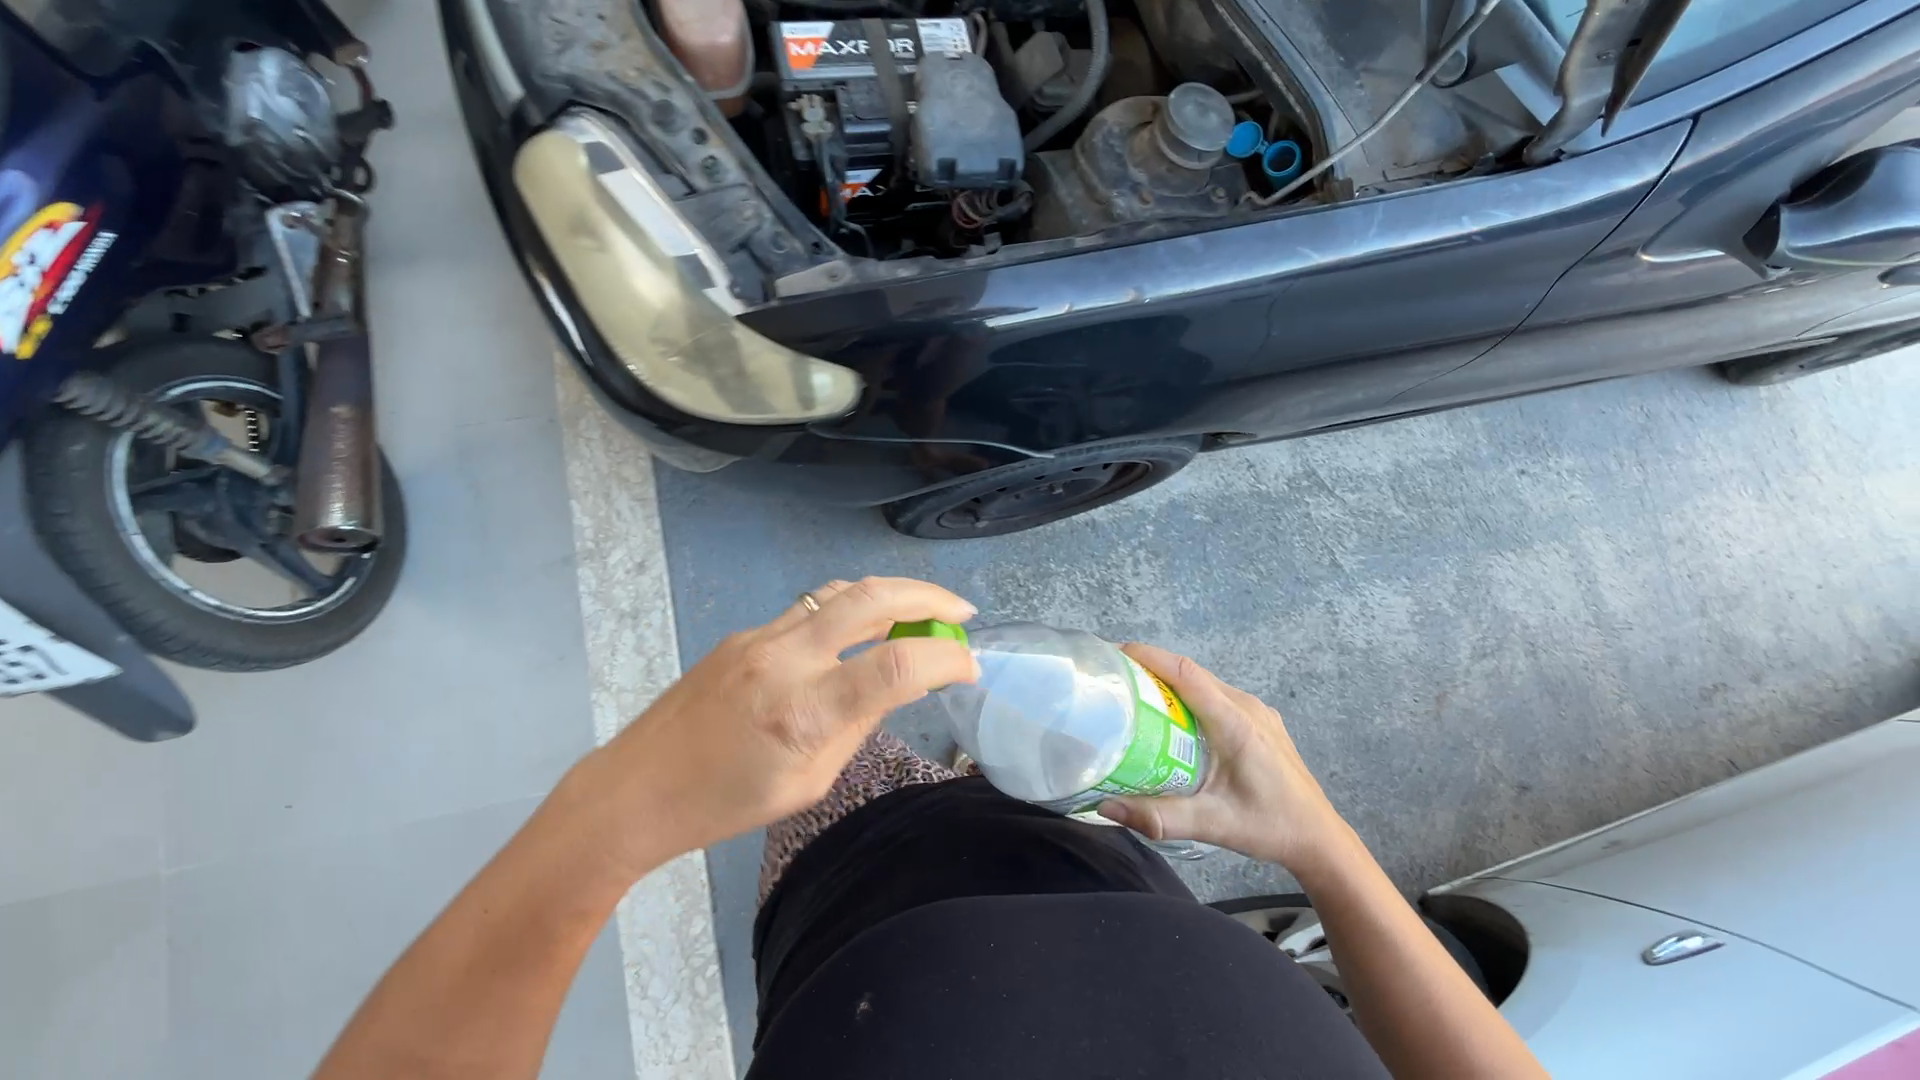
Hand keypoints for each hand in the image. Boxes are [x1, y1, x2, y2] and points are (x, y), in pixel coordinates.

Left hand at [573, 577, 978, 870]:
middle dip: (929, 595)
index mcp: (803, 713)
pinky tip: (860, 631)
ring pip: (841, 593)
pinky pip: (810, 609)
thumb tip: (899, 686)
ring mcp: (760, 638)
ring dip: (891, 593)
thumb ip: (857, 725)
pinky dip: (850, 610)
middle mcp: (784, 660)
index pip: (895, 667)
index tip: (968, 665)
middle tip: (961, 611)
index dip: (944, 659)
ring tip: (921, 609)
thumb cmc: (723, 806)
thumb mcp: (807, 782)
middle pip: (872, 598)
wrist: (636, 788)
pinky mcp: (744, 634)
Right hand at [1098, 644, 1352, 871]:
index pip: (1187, 674)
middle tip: (1112, 677)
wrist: (1319, 838)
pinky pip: (1216, 696)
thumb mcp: (1213, 825)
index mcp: (1236, 723)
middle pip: (1192, 673)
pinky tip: (1169, 716)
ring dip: (1168, 681)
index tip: (1114, 654)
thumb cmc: (1269, 827)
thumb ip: (1160, 816)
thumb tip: (1106, 806)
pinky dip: (1187, 696)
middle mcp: (1247, 707)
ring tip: (1131, 693)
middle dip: (1150, 667)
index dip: (1150, 657)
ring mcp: (1256, 711)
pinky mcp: (1259, 721)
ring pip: (1204, 684)